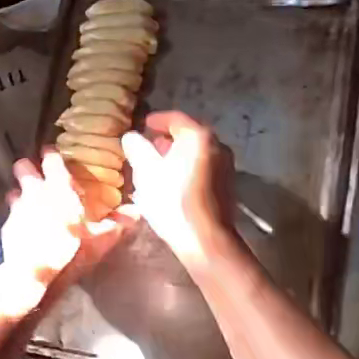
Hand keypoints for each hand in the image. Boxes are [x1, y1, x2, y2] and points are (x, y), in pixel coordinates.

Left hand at [0, 152, 134, 316]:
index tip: (54, 155)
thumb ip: (115, 224)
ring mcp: (17, 207)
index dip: (51, 154)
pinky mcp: (7, 224)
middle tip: (38, 176)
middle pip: (22, 165)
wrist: (32, 271)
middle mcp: (34, 191)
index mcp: (57, 187)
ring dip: (21, 192)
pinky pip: (11, 212)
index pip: (50, 158)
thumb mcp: (98, 240)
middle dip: (28, 168)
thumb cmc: (68, 250)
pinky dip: (17, 215)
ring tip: (30, 202)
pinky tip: (25, 226)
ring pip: (14, 189)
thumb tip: (135, 213)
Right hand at [120, 110, 234, 265]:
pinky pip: (204, 169)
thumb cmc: (172, 201)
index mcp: (199, 137)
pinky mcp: (227, 186)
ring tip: (159, 167)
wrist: (205, 240)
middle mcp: (218, 146)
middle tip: (149, 147)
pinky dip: (188, 169)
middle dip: (168, 140)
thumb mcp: (147, 173)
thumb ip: (138, 150)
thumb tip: (132, 136)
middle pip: (189, 136)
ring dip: (178, 156)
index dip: (157, 120)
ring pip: (197, 154)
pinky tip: (174, 184)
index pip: (176, 118)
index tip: (144, 125)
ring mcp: (226, 167)